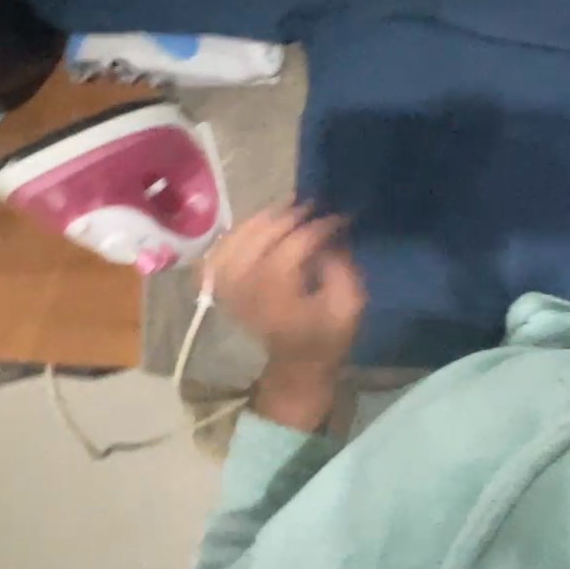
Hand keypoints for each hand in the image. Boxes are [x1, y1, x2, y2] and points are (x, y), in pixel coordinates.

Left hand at [202, 204, 365, 430]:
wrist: (296, 364)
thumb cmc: (327, 335)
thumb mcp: (349, 306)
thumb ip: (342, 268)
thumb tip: (329, 238)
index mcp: (277, 291)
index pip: (296, 242)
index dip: (320, 225)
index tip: (341, 217)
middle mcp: (245, 284)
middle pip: (264, 232)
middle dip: (291, 214)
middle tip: (314, 204)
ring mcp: (227, 284)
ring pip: (239, 235)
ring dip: (264, 216)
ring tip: (289, 206)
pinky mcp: (220, 286)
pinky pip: (220, 249)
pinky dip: (237, 232)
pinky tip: (257, 224)